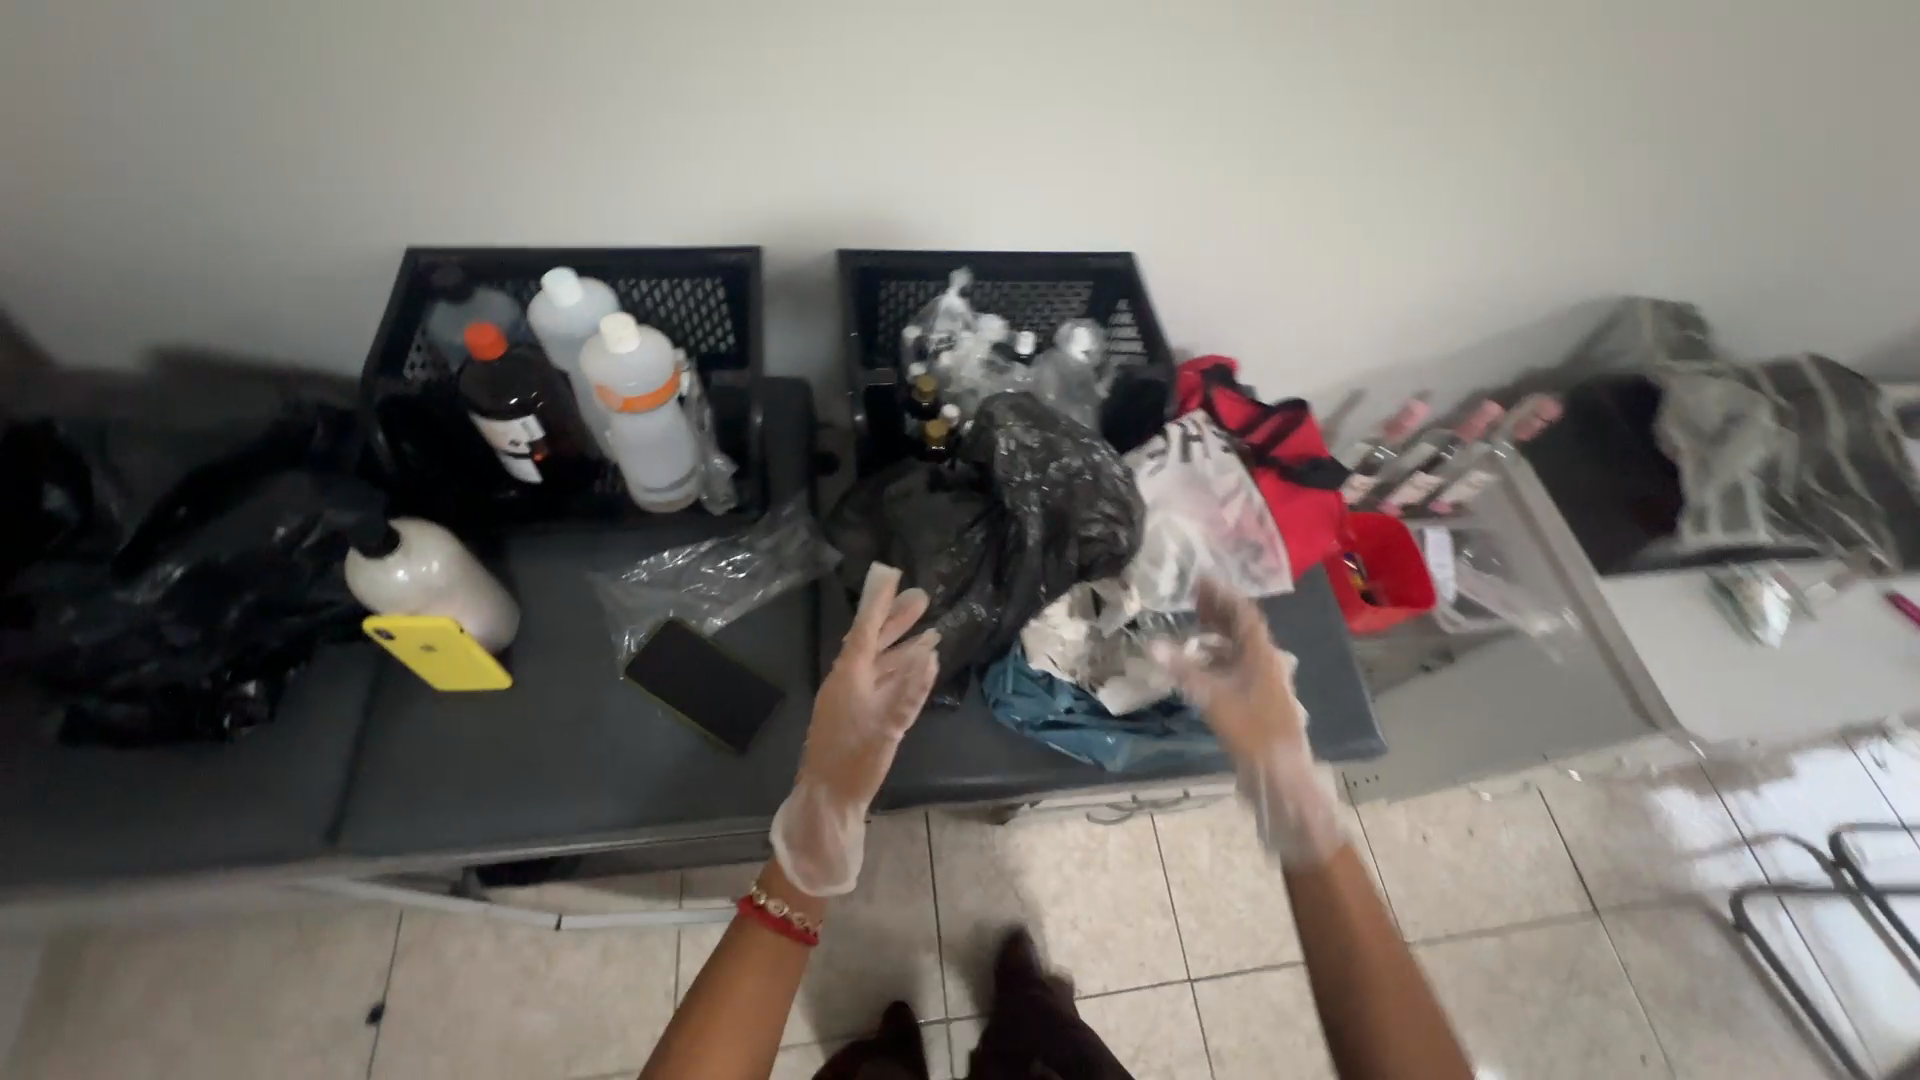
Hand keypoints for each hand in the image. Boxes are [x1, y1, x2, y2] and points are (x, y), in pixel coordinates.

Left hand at [770, 563, 939, 896]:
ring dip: (901, 646)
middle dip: (897, 620)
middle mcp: (847, 680)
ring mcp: (850, 698)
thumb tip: (930, 654)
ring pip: (878, 662)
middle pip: (873, 641)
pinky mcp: (856, 714)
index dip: (880, 603)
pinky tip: (914, 669)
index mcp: (848, 676)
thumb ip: (910, 689)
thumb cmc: (855, 759)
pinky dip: (898, 670)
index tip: (891, 577)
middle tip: (922, 598)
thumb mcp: (888, 725)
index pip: (866, 629)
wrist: (827, 799)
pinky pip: (879, 681)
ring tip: (931, 631)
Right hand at [1152, 578, 1305, 763]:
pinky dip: (1217, 657)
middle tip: (1193, 597)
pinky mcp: (1257, 699)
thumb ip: (1183, 670)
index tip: (1201, 580)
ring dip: (1217, 634)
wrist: (1278, 772)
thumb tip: (1152, 645)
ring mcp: (1263, 682)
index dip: (1223, 595)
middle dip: (1218, 611)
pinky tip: (1199, 663)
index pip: (1244, 614)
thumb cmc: (1250, 731)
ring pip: (1240, 648)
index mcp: (1262, 655)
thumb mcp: (1212, 698)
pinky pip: (1236, 667)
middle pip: (1242, 628)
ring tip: (1193, 625)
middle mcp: (1266, 662)